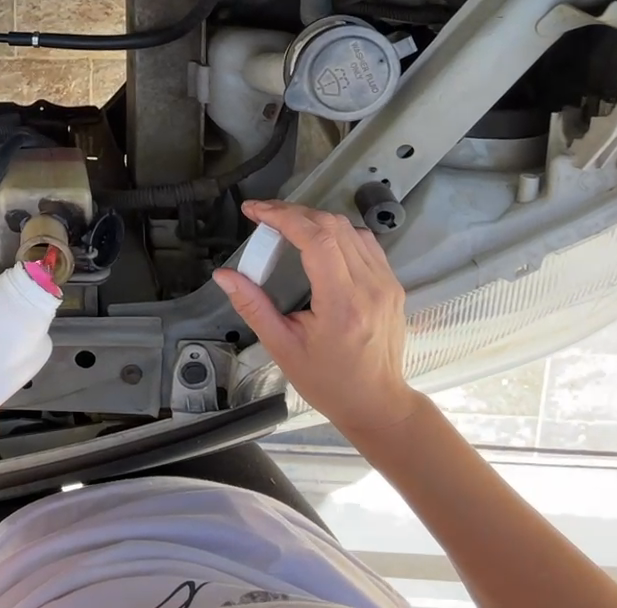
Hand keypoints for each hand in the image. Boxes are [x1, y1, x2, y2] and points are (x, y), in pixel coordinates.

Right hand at [213, 199, 421, 435]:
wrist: (378, 405)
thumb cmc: (327, 381)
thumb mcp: (282, 347)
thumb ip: (252, 306)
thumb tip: (223, 274)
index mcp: (343, 303)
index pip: (317, 240)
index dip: (282, 217)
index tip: (254, 211)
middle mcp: (370, 287)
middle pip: (333, 226)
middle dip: (293, 212)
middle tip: (262, 216)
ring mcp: (387, 284)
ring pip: (350, 229)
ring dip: (314, 219)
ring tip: (284, 225)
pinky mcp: (392, 284)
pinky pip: (364, 242)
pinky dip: (335, 231)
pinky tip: (315, 240)